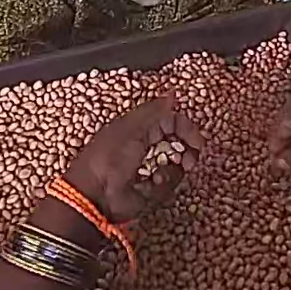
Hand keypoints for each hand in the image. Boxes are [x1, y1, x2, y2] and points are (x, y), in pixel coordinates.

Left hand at [64, 97, 204, 224]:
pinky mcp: (148, 189)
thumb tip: (173, 94)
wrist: (93, 195)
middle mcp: (145, 146)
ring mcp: (148, 168)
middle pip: (176, 142)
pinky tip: (153, 183)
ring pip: (176, 164)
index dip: (186, 128)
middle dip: (187, 148)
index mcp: (139, 127)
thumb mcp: (131, 127)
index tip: (197, 140)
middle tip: (192, 156)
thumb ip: (154, 111)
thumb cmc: (107, 158)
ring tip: (169, 171)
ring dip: (176, 167)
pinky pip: (167, 184)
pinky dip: (164, 183)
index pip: (171, 121)